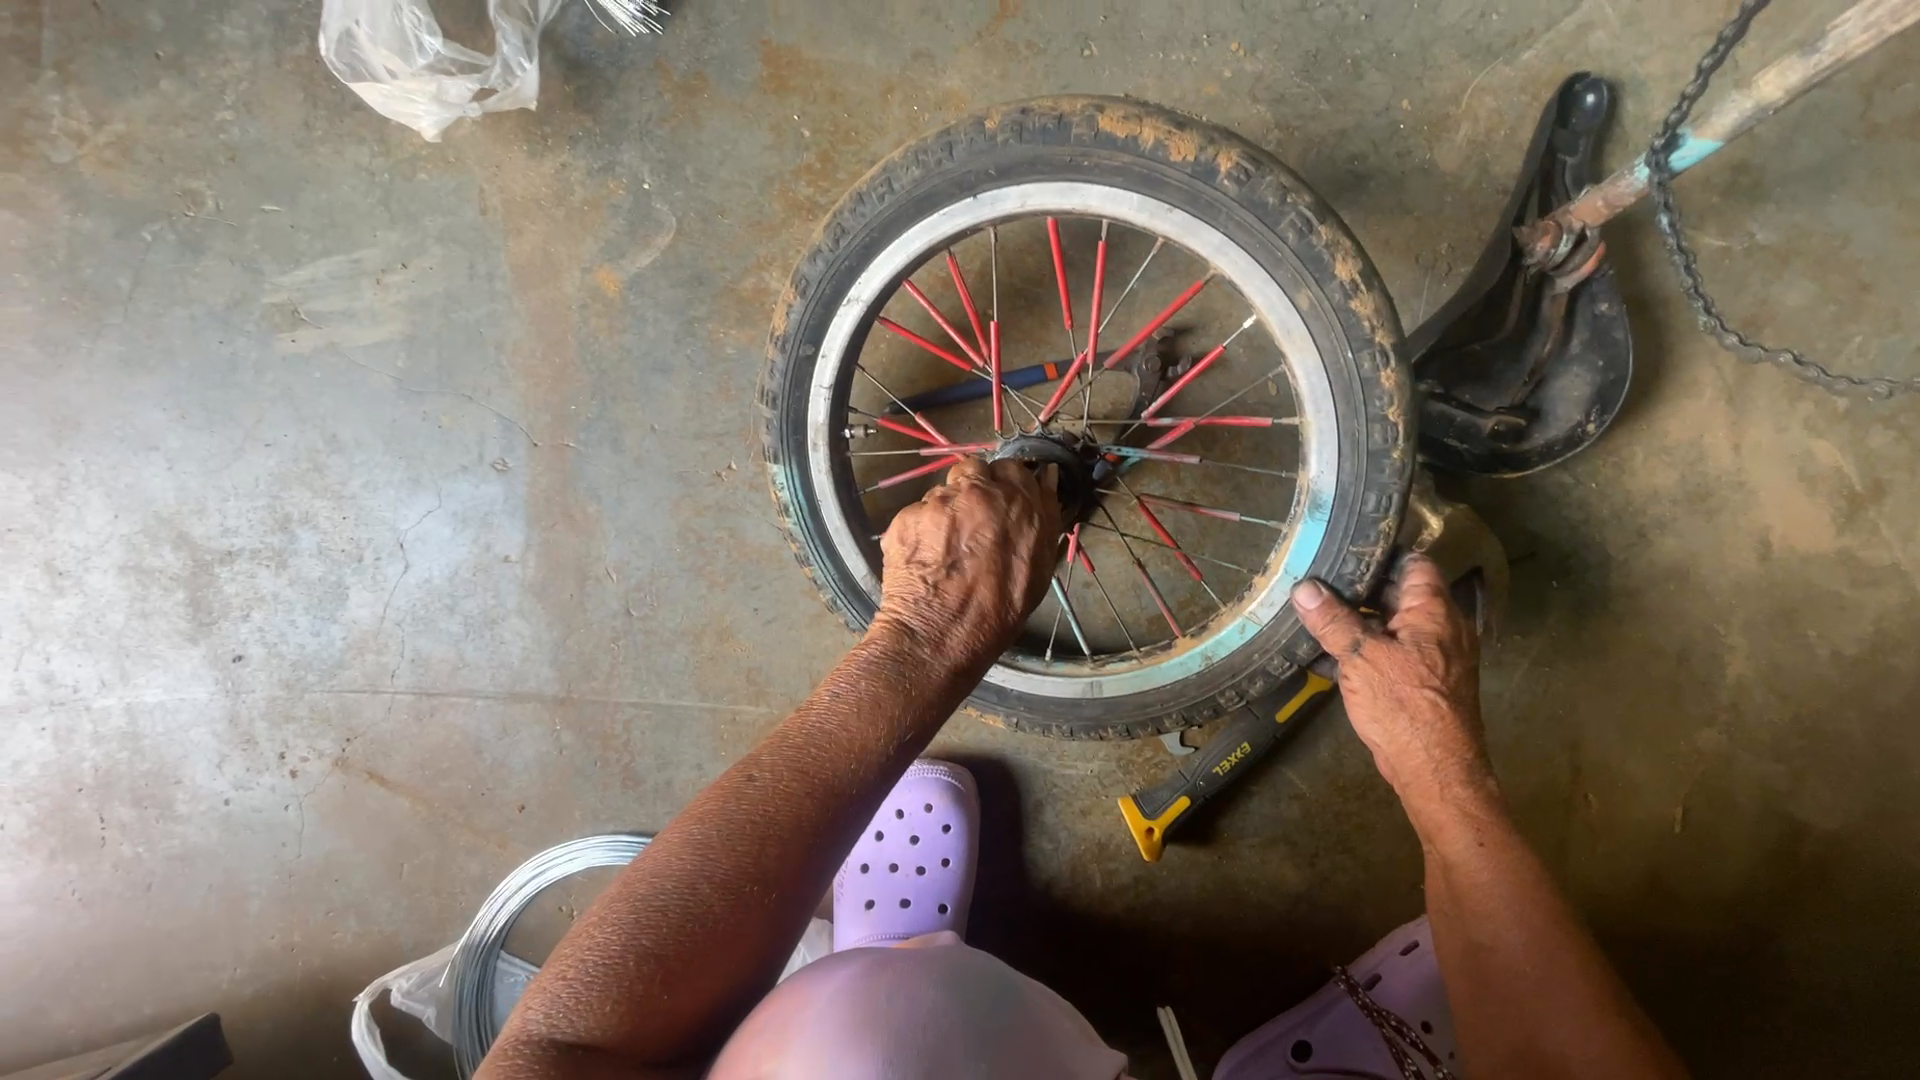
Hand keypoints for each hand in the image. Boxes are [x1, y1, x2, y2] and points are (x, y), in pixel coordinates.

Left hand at [874, 458, 1061, 662]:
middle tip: (971, 523)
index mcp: (1019, 503)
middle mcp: (979, 493)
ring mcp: (939, 502)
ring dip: (945, 510)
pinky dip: (919, 531)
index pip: (1013, 469)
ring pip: (942, 491)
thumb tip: (1047, 478)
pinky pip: (916, 514)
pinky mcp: (907, 516)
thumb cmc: (999, 612)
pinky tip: (923, 559)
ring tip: (944, 548)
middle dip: (973, 489)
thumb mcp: (1038, 567)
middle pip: (975, 470)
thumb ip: (1044, 517)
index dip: (1004, 486)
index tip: (1000, 505)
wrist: (940, 636)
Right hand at [1290, 553, 1493, 809]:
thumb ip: (1333, 621)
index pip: (1415, 564)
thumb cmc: (1404, 705)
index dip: (1381, 553)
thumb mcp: (1361, 657)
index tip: (1344, 548)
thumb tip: (1304, 589)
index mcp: (1434, 613)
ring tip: (1313, 612)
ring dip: (1355, 621)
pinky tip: (1324, 654)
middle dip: (1358, 589)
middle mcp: (1440, 629)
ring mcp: (1432, 657)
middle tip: (1316, 579)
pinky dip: (1362, 649)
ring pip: (1390, 626)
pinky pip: (1388, 652)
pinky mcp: (1420, 682)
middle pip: (1398, 594)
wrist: (1435, 769)